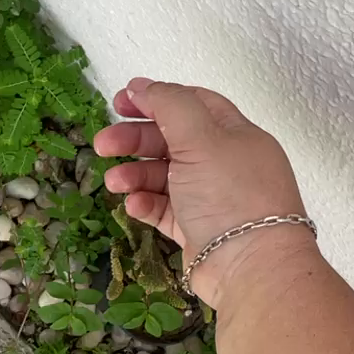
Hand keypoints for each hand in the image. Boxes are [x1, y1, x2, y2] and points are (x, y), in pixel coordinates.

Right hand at [93, 79, 315, 308]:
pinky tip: (133, 206)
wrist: (251, 267)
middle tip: (102, 144)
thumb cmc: (230, 194)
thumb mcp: (201, 138)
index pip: (193, 104)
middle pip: (172, 140)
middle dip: (135, 139)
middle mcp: (224, 163)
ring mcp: (210, 198)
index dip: (156, 99)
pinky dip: (147, 204)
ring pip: (165, 176)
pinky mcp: (197, 230)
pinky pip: (165, 210)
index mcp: (234, 134)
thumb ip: (170, 105)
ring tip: (114, 182)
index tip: (121, 101)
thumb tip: (142, 85)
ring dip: (136, 174)